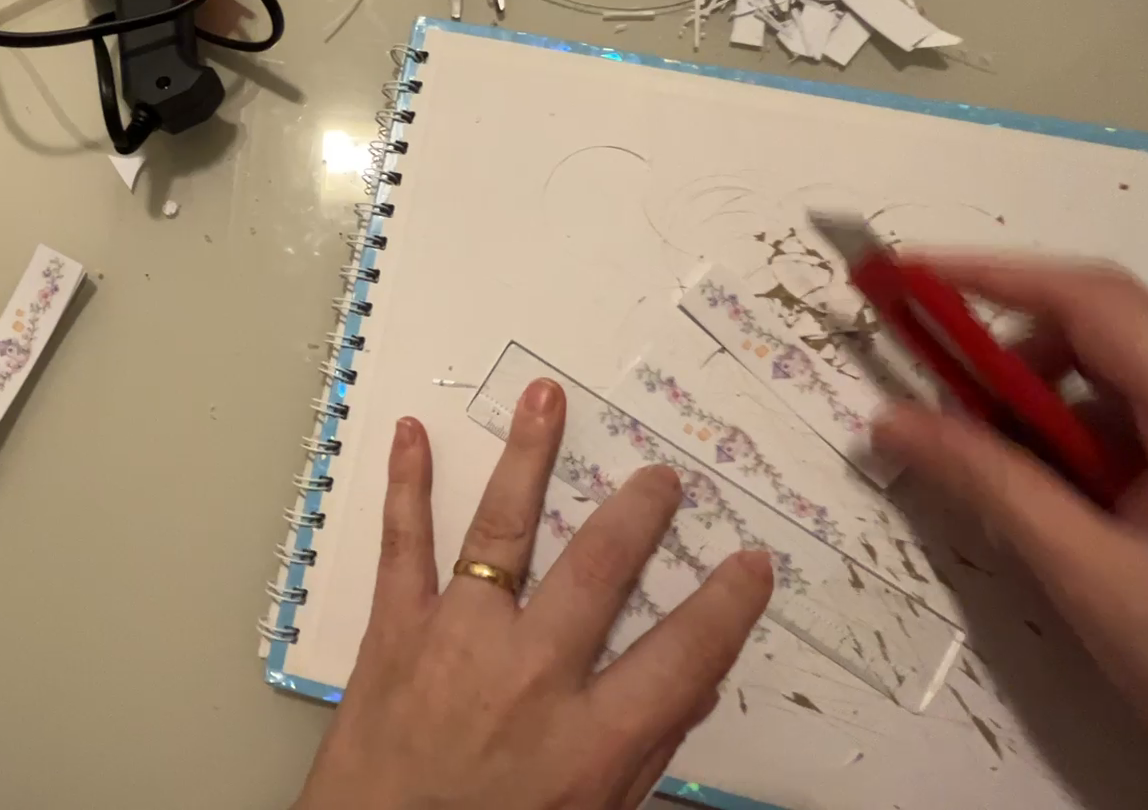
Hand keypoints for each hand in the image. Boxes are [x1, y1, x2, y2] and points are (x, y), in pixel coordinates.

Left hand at [295, 379, 773, 809]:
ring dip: (528, 456)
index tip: (752, 559)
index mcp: (588, 736)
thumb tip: (695, 678)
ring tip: (545, 397)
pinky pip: (403, 542)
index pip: (682, 658)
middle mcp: (529, 671)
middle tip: (661, 473)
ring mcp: (457, 635)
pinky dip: (406, 483)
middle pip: (597, 570)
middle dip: (635, 514)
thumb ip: (644, 750)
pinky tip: (411, 433)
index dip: (726, 606)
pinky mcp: (396, 623)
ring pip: (502, 527)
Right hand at [871, 255, 1147, 807]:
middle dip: (1007, 367)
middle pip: (1102, 340)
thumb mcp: (1099, 581)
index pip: (1092, 299)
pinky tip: (1080, 515)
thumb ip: (990, 487)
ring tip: (1020, 492)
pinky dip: (1086, 449)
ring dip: (1044, 418)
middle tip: (947, 421)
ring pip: (1120, 389)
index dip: (988, 275)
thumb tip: (890, 419)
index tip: (904, 277)